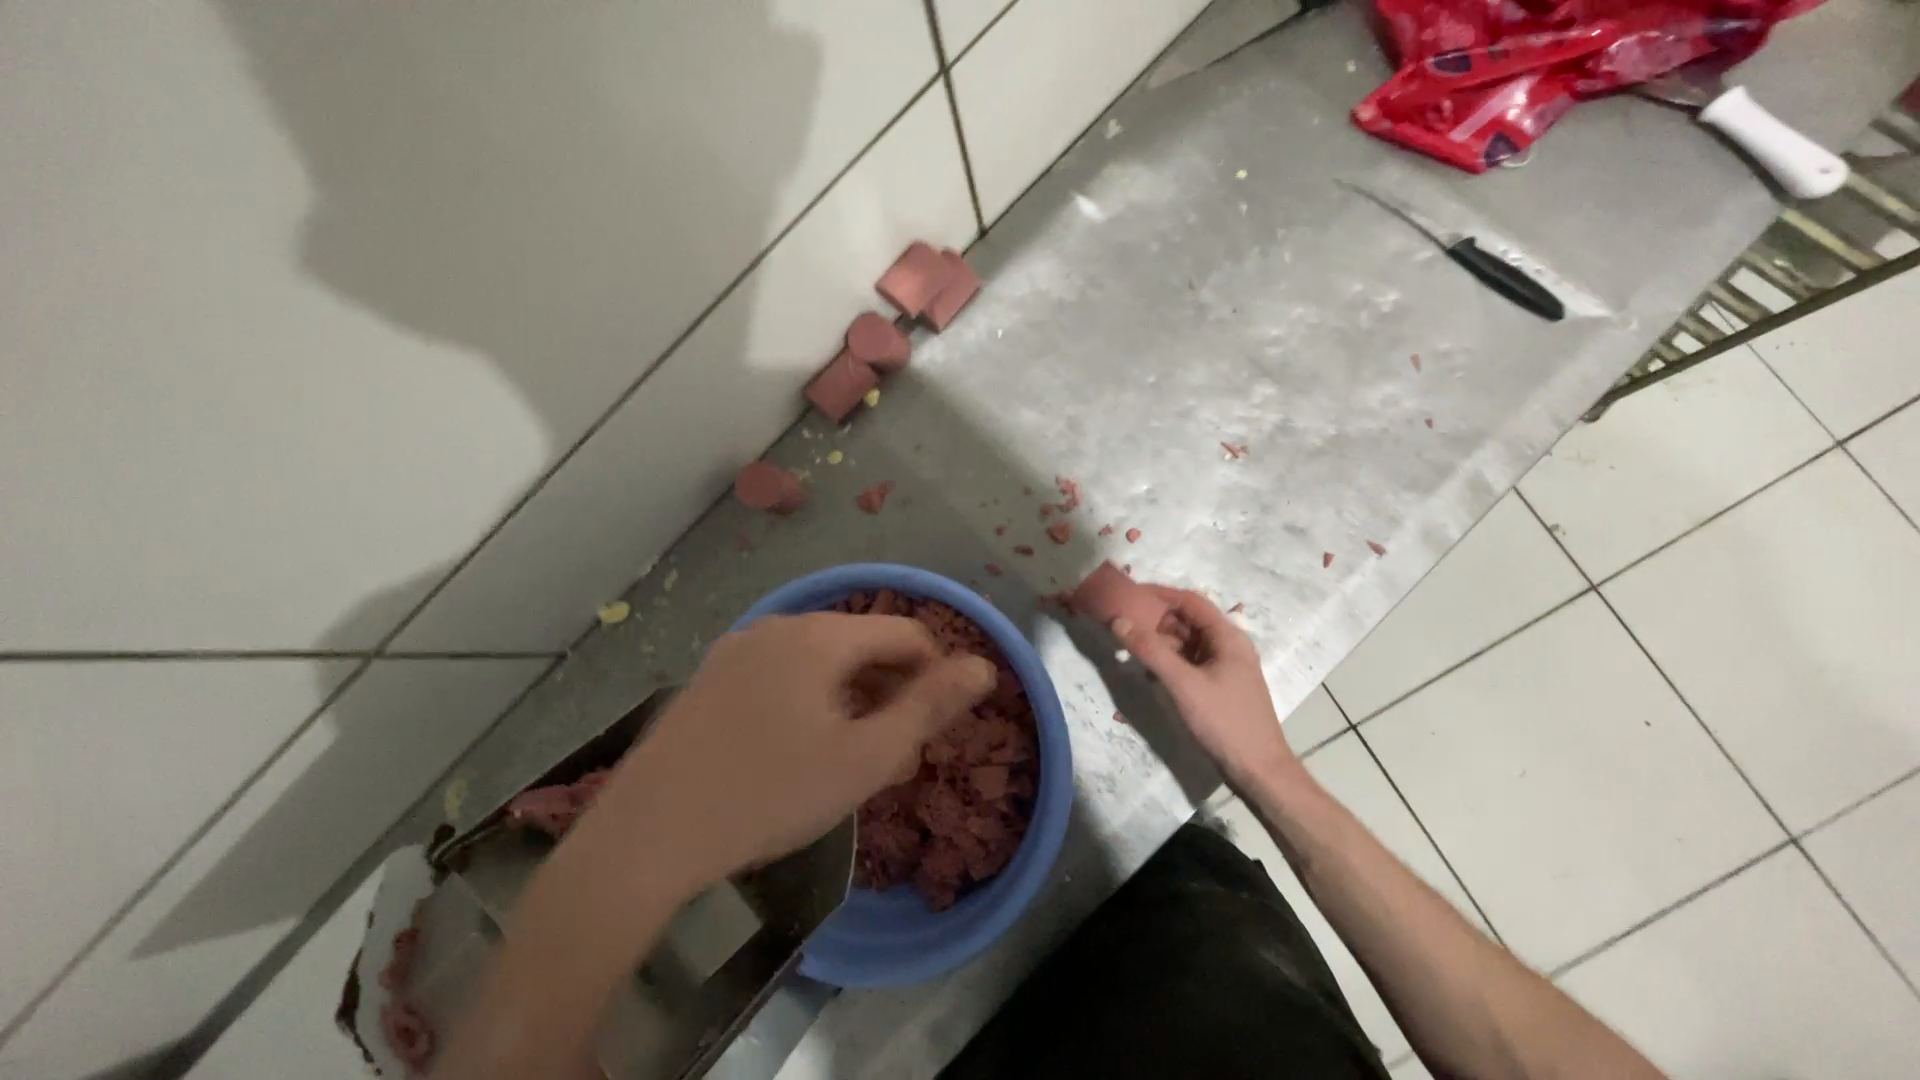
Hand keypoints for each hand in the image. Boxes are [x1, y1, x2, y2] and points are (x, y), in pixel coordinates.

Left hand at [588, 612, 995, 893]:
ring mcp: (735, 650)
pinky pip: (779, 676)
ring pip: (818, 662)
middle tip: (897, 755)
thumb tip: (982, 667)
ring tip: (852, 759)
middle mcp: (776, 626)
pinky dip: (808, 703)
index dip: (935, 675)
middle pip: (860, 644)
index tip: (937, 728)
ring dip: (852, 700)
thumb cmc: (770, 795)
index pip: (905, 633)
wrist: (649, 834)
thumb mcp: (864, 758)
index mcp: (819, 636)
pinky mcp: (708, 679)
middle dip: (892, 691)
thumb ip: (929, 708)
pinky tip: (798, 753)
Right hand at [1115, 586, 1300, 789]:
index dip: (1160, 594)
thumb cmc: (1224, 720)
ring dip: (1161, 643)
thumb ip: (1149, 650)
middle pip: (1189, 621)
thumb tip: (1117, 620)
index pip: (1190, 601)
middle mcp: (1229, 646)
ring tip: (1130, 647)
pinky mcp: (1220, 686)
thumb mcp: (1182, 684)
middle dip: (1156, 620)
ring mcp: (1226, 667)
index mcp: (1228, 636)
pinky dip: (1170, 662)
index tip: (1128, 593)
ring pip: (1188, 644)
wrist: (1258, 769)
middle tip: (1122, 623)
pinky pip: (1191, 663)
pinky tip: (1149, 672)